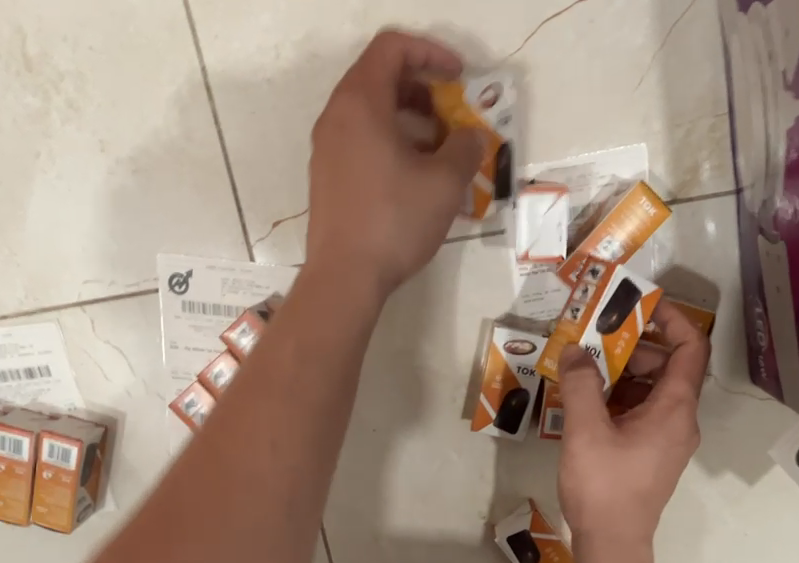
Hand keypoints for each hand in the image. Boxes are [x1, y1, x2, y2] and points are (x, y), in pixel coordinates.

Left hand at [306, 32, 486, 297]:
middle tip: (453, 118)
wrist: (344, 277)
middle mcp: (336, 118)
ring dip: (410, 124)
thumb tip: (471, 137)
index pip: (392, 49)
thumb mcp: (444, 184)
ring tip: (441, 155)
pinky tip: (416, 182)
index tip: (459, 77)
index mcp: (360, 103)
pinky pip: (362, 145)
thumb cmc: (394, 222)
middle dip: (423, 91)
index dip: (430, 53)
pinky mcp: (328, 180)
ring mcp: (327, 151)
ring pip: (371, 116)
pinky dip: (391, 147)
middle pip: (380, 80)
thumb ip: (464, 149)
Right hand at [556, 304, 709, 549]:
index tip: (640, 307)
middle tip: (598, 339)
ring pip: (653, 393)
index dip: (672, 320)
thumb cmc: (604, 486)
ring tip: (586, 368)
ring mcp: (668, 442)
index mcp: (675, 409)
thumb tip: (576, 350)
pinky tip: (587, 402)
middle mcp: (680, 422)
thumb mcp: (585, 430)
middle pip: (669, 368)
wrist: (613, 545)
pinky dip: (621, 400)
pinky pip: (643, 415)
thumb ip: (581, 384)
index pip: (692, 348)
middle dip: (635, 348)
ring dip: (624, 375)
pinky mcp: (652, 457)